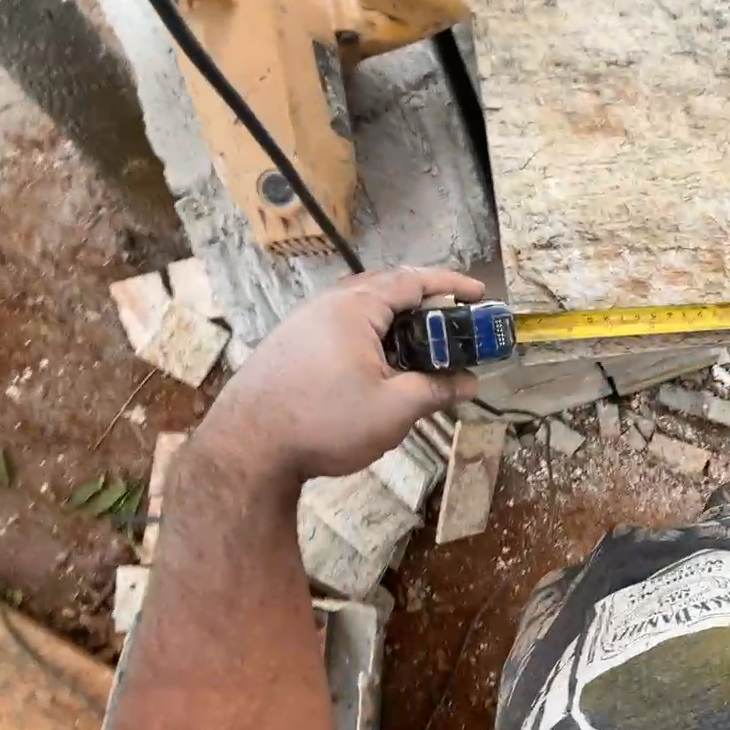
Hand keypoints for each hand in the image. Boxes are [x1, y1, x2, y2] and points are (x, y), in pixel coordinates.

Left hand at [197, 268, 483, 484]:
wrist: (248, 448)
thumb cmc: (325, 421)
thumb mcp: (395, 408)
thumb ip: (437, 390)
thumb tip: (469, 383)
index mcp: (354, 308)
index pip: (412, 281)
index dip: (451, 284)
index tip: (480, 294)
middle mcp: (327, 305)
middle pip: (386, 289)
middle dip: (426, 301)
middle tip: (457, 320)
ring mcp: (305, 324)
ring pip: (363, 310)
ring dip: (400, 322)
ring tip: (427, 345)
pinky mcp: (293, 347)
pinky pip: (345, 328)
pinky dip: (376, 336)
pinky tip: (385, 366)